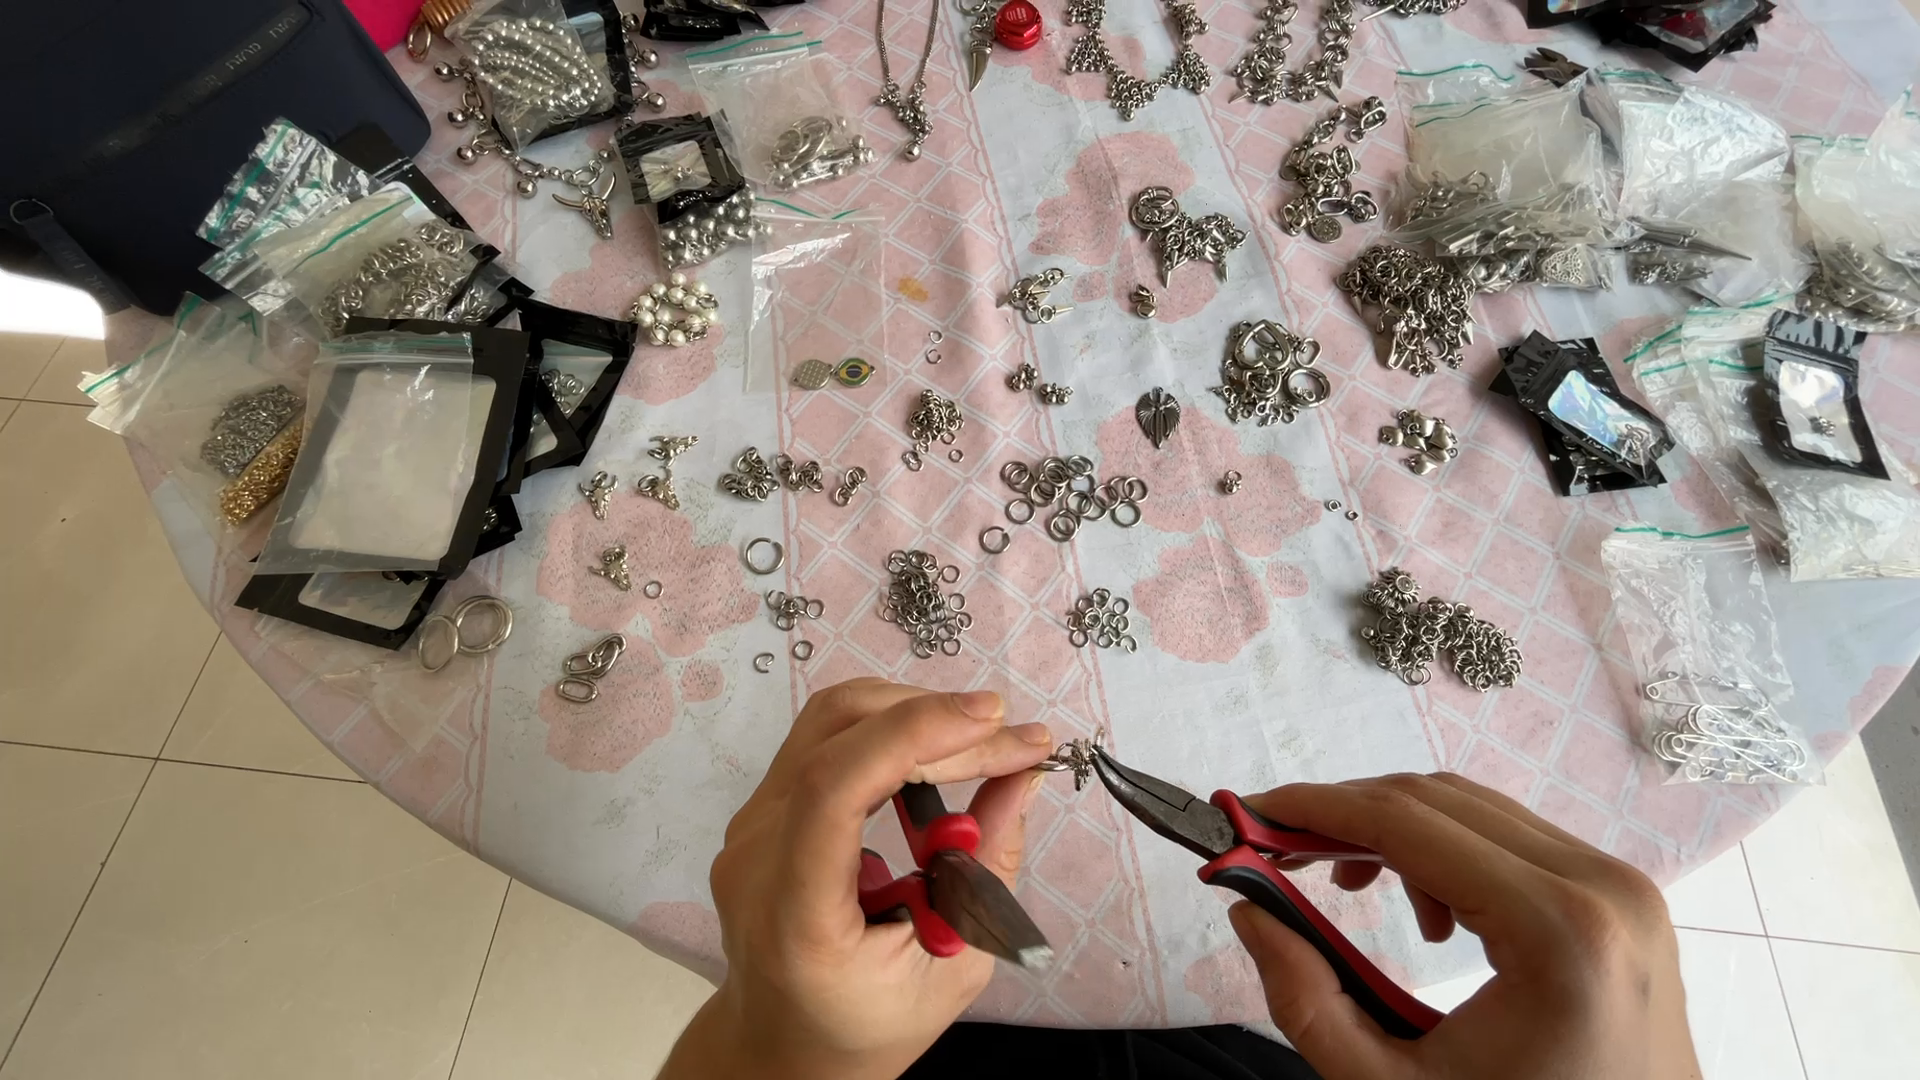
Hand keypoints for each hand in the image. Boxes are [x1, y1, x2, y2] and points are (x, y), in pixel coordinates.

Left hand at [659, 678, 1052, 1079]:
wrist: (778, 1043)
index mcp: (794, 914)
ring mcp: (750, 819)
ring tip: (978, 737)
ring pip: (831, 715)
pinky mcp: (763, 802)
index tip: (996, 720)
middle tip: (1014, 736)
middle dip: (939, 721)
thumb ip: (990, 869)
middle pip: (838, 734)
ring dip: (913, 710)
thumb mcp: (953, 968)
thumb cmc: (866, 1023)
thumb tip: (1023, 774)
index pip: (834, 787)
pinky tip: (934, 746)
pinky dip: (890, 723)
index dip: (914, 733)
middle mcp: (755, 851)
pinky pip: (827, 733)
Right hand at [1230, 773, 1701, 1079]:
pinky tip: (1426, 912)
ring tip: (1346, 886)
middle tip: (1277, 851)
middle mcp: (1599, 885)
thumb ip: (1302, 997)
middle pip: (1428, 798)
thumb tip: (1247, 907)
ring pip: (1461, 805)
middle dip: (1338, 814)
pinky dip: (1435, 847)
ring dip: (1384, 828)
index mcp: (1557, 930)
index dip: (1311, 806)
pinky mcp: (1618, 896)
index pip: (1402, 820)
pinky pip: (1500, 832)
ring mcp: (1618, 885)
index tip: (1248, 814)